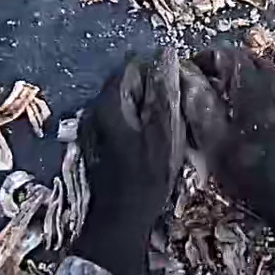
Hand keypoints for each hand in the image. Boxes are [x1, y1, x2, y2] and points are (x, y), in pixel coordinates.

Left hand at [69, 50, 185, 274]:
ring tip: (168, 130)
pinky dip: (139, 125)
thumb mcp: (163, 131)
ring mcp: (95, 126)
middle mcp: (97, 108)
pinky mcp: (100, 142)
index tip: (178, 91)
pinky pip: (124, 120)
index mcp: (111, 101)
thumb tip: (167, 54)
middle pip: (130, 83)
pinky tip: (153, 144)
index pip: (135, 65)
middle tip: (177, 113)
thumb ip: (164, 91)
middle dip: (154, 91)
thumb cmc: (146, 176)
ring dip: (148, 110)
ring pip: (128, 103)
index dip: (160, 72)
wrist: (120, 220)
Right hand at [179, 46, 274, 272]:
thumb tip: (186, 74)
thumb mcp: (213, 140)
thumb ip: (199, 102)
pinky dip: (262, 87)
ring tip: (228, 95)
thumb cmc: (246, 171)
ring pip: (265, 69)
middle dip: (225, 66)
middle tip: (207, 83)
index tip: (192, 73)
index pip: (226, 55)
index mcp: (252, 87)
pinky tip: (252, 108)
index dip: (205, 59)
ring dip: (244, 76)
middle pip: (247, 58)